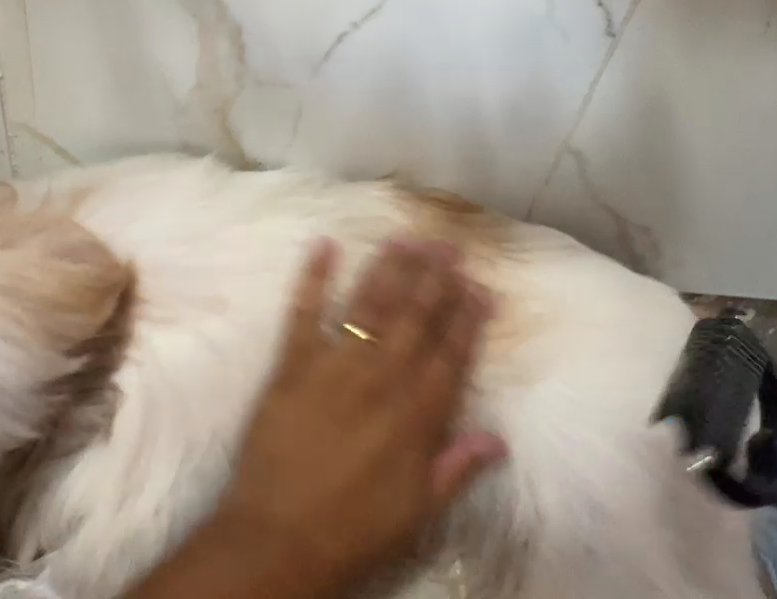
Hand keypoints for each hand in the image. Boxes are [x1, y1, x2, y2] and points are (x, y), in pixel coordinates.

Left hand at [125, 238, 506, 598]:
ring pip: (369, 304)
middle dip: (435, 276)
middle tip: (448, 243)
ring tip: (405, 237)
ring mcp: (334, 364)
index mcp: (416, 413)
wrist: (278, 539)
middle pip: (415, 315)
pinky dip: (313, 276)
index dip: (468, 316)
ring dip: (389, 266)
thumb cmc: (354, 529)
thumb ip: (457, 466)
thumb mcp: (419, 510)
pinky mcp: (292, 363)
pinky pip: (304, 311)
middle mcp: (380, 377)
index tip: (481, 285)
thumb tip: (498, 437)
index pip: (451, 352)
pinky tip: (324, 244)